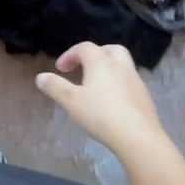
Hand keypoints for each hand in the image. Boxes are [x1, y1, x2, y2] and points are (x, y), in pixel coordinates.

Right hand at [35, 43, 164, 155]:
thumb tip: (40, 76)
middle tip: (83, 66)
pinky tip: (111, 100)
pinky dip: (118, 82)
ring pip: (122, 64)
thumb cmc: (100, 115)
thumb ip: (55, 87)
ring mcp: (136, 81)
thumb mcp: (71, 101)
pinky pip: (129, 80)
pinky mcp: (144, 96)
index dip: (70, 54)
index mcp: (101, 63)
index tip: (60, 69)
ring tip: (95, 85)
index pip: (85, 48)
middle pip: (110, 49)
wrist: (138, 136)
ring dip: (108, 68)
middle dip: (95, 53)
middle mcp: (121, 67)